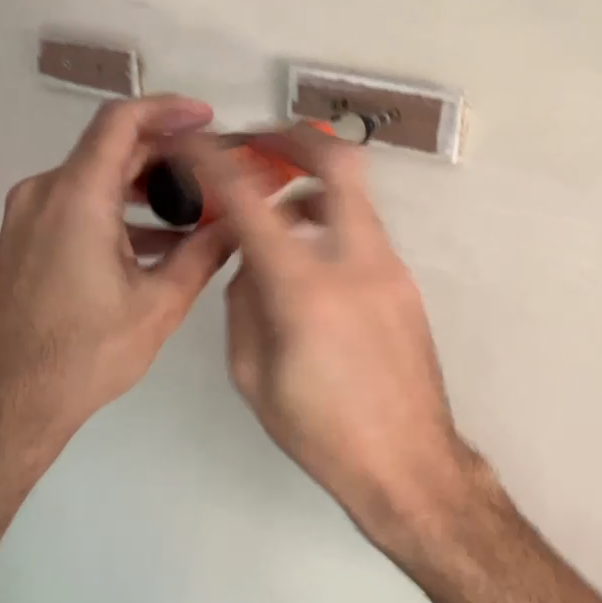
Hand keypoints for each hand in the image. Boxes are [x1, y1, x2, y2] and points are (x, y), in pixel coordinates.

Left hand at [0, 96, 233, 439]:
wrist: (10, 400)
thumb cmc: (86, 353)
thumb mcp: (159, 304)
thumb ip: (203, 255)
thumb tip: (241, 226)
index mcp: (77, 196)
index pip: (122, 122)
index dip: (168, 110)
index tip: (206, 119)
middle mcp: (44, 192)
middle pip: (109, 149)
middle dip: (163, 155)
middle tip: (211, 172)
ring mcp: (26, 217)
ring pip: (91, 180)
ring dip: (141, 189)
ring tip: (191, 212)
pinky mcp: (22, 241)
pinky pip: (73, 207)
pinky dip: (114, 213)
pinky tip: (152, 244)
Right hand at [171, 126, 474, 556]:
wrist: (408, 463)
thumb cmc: (320, 433)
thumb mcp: (253, 374)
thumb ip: (244, 302)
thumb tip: (250, 259)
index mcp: (303, 289)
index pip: (249, 199)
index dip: (214, 160)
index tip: (194, 142)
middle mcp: (354, 262)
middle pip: (335, 163)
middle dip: (290, 139)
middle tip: (258, 143)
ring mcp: (390, 270)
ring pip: (353, 198)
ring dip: (311, 189)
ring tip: (278, 215)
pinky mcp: (407, 285)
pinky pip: (365, 233)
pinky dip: (332, 226)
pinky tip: (312, 263)